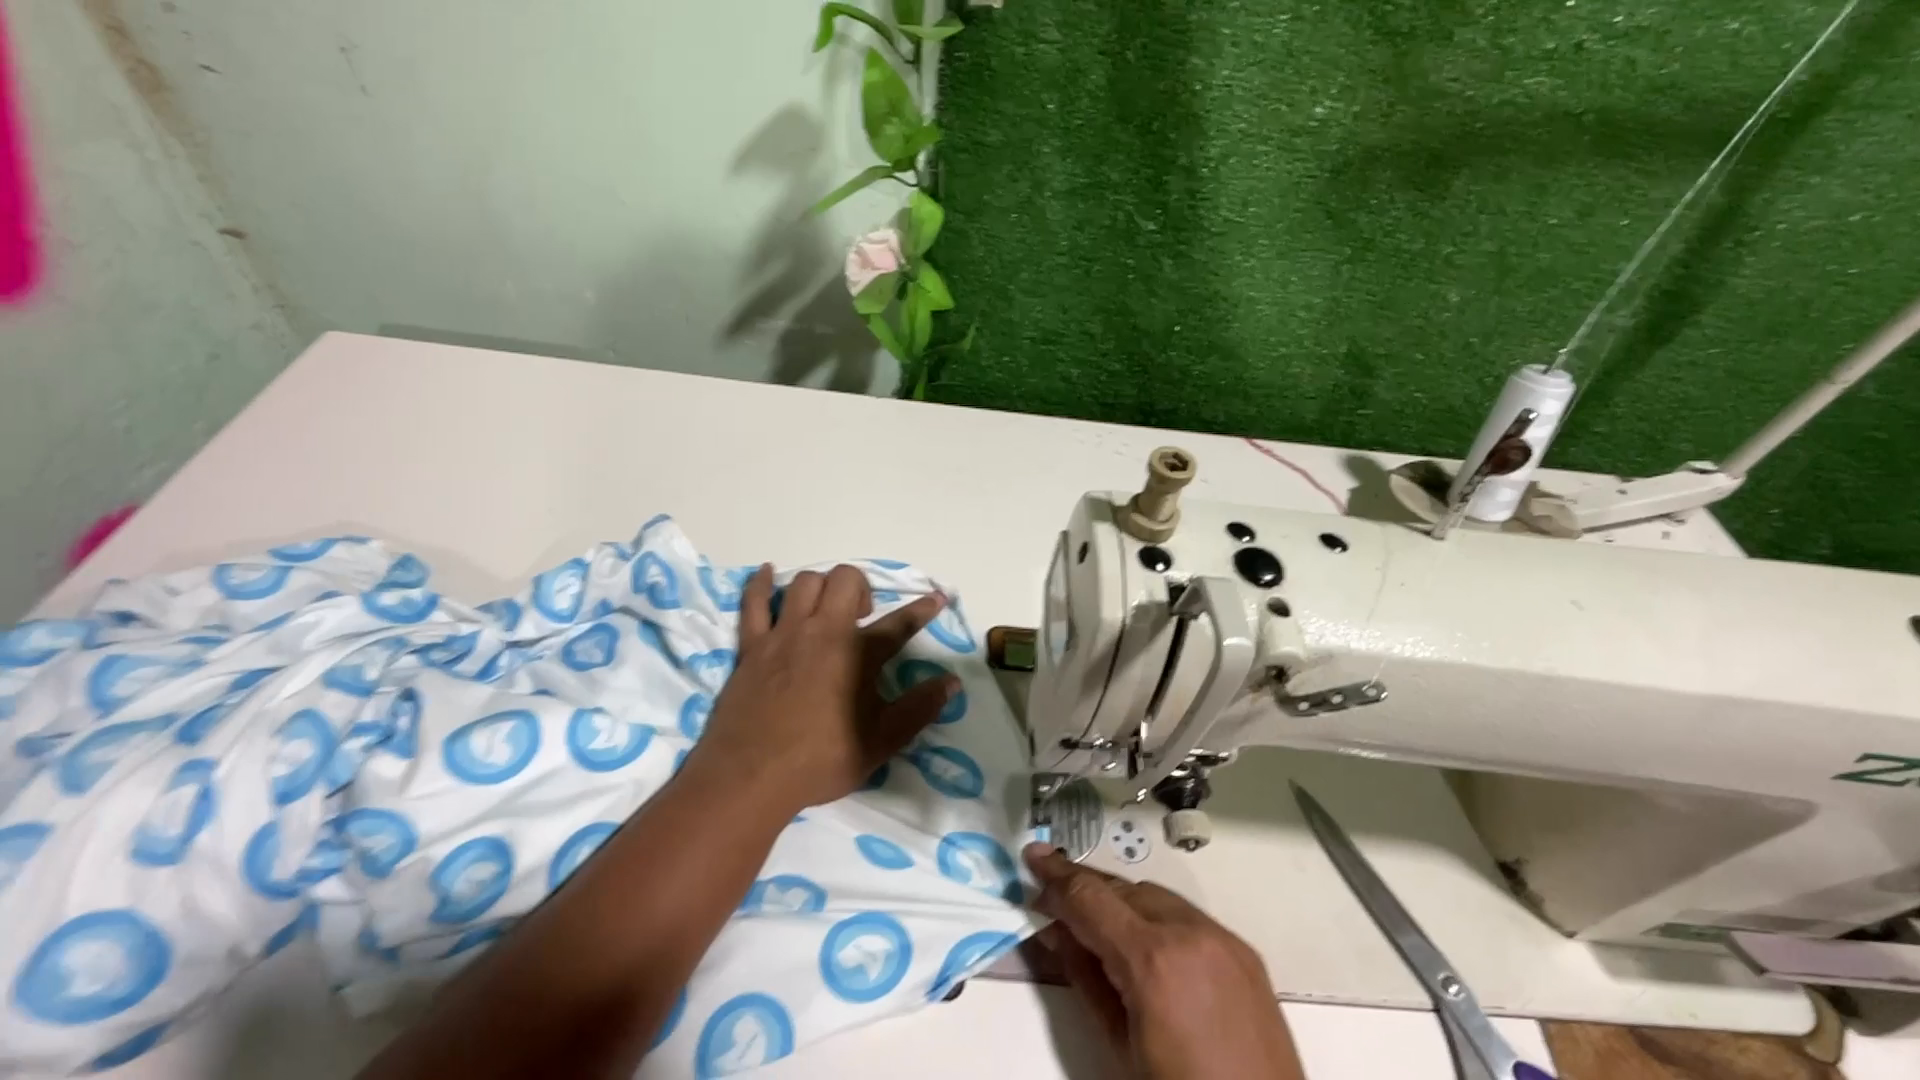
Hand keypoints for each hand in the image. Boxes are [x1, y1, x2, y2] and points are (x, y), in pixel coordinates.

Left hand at [687, 564, 956, 813]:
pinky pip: (753, 602)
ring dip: (821, 587)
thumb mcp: (882, 742)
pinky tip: (765, 573)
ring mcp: (784, 635)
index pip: (899, 624)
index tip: (936, 598)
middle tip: (862, 618)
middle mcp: (823, 633)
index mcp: (859, 655)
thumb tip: (950, 682)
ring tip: (824, 609)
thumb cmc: (821, 761)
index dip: (922, 610)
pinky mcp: (751, 646)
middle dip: (861, 589)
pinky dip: (760, 584)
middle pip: (846, 581)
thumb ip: (918, 709)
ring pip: (804, 583)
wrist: (751, 775)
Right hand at [1024, 845, 1304, 1079]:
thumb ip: (1085, 978)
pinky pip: (1189, 917)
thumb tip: (1056, 932)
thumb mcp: (1119, 1044)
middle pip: (1123, 889)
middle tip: (1054, 902)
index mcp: (1153, 960)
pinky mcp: (1245, 952)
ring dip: (1122, 903)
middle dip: (1086, 891)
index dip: (1056, 875)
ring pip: (1157, 896)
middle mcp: (1191, 933)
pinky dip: (1158, 919)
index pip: (1091, 899)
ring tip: (1097, 927)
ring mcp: (1224, 939)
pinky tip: (1145, 945)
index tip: (1032, 857)